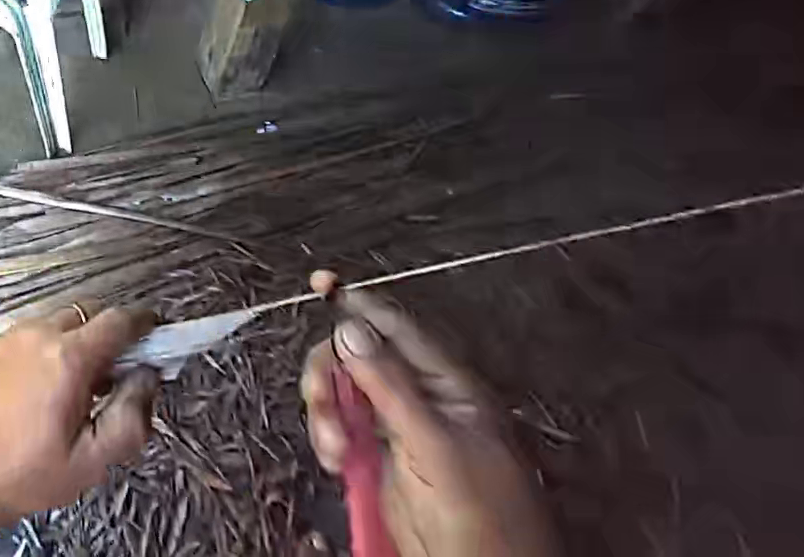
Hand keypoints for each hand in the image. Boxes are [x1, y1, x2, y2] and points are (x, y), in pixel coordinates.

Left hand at [0, 303, 159, 526]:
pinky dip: (61, 341)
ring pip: (69, 318)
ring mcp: (20, 334)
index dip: (143, 324)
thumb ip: (131, 417)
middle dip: (114, 335)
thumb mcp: (92, 460)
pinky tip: (57, 379)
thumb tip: (149, 378)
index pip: (118, 321)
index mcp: (68, 358)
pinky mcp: (4, 341)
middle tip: (120, 372)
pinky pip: (45, 327)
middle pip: (94, 313)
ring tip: (87, 382)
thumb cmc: (28, 471)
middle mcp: (43, 334)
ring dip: (86, 337)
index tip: (158, 332)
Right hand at [301, 271, 555, 556]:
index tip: (321, 282)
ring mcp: (396, 425)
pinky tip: (336, 460)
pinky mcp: (378, 454)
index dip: (358, 302)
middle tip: (322, 401)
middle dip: (331, 373)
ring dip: (326, 411)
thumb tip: (348, 326)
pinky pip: (339, 423)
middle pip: (356, 354)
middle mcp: (417, 396)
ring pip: (342, 388)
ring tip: (335, 451)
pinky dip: (328, 435)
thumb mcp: (436, 448)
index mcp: (445, 385)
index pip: (394, 326)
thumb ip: (390, 385)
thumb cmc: (482, 520)